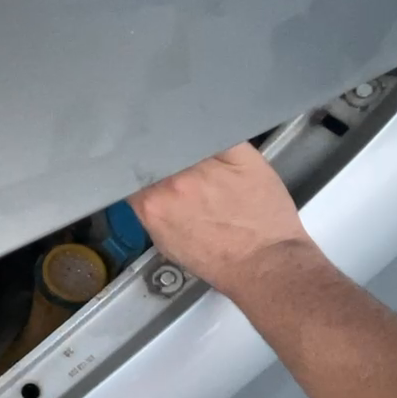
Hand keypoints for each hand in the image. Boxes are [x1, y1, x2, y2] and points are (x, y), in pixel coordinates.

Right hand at [126, 142, 318, 299]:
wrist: (263, 263)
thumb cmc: (218, 260)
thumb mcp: (165, 244)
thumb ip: (148, 212)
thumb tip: (146, 192)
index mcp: (152, 203)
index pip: (134, 174)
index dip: (140, 173)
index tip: (148, 177)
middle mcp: (176, 181)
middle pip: (159, 156)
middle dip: (165, 164)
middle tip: (183, 181)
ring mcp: (208, 166)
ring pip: (187, 144)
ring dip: (190, 153)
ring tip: (206, 175)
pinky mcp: (240, 155)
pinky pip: (220, 135)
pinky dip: (217, 139)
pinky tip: (221, 157)